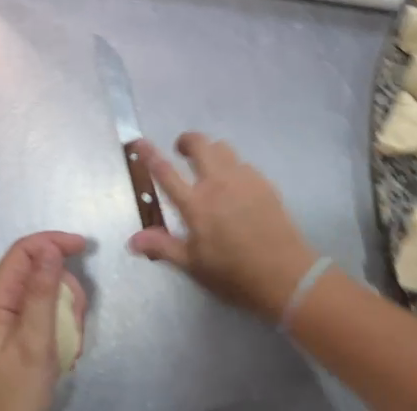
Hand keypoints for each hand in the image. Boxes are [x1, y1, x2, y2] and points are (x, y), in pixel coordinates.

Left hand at [0, 231, 88, 410]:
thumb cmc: (14, 395)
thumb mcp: (34, 343)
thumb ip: (42, 293)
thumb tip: (51, 247)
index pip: (23, 252)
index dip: (53, 242)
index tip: (85, 248)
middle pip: (36, 274)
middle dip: (63, 286)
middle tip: (78, 316)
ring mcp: (6, 327)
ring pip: (44, 297)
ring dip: (64, 311)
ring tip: (72, 341)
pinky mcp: (15, 344)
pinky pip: (42, 320)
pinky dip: (59, 329)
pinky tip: (66, 352)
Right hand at [128, 133, 319, 321]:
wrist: (285, 275)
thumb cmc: (234, 274)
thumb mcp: (194, 265)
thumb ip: (163, 246)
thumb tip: (132, 240)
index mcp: (196, 204)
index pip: (166, 172)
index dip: (149, 154)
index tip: (139, 142)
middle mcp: (217, 183)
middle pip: (199, 144)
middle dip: (187, 141)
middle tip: (182, 152)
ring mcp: (243, 179)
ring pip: (222, 148)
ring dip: (211, 151)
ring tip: (209, 167)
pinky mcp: (263, 182)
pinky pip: (243, 163)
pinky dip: (233, 166)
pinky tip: (236, 185)